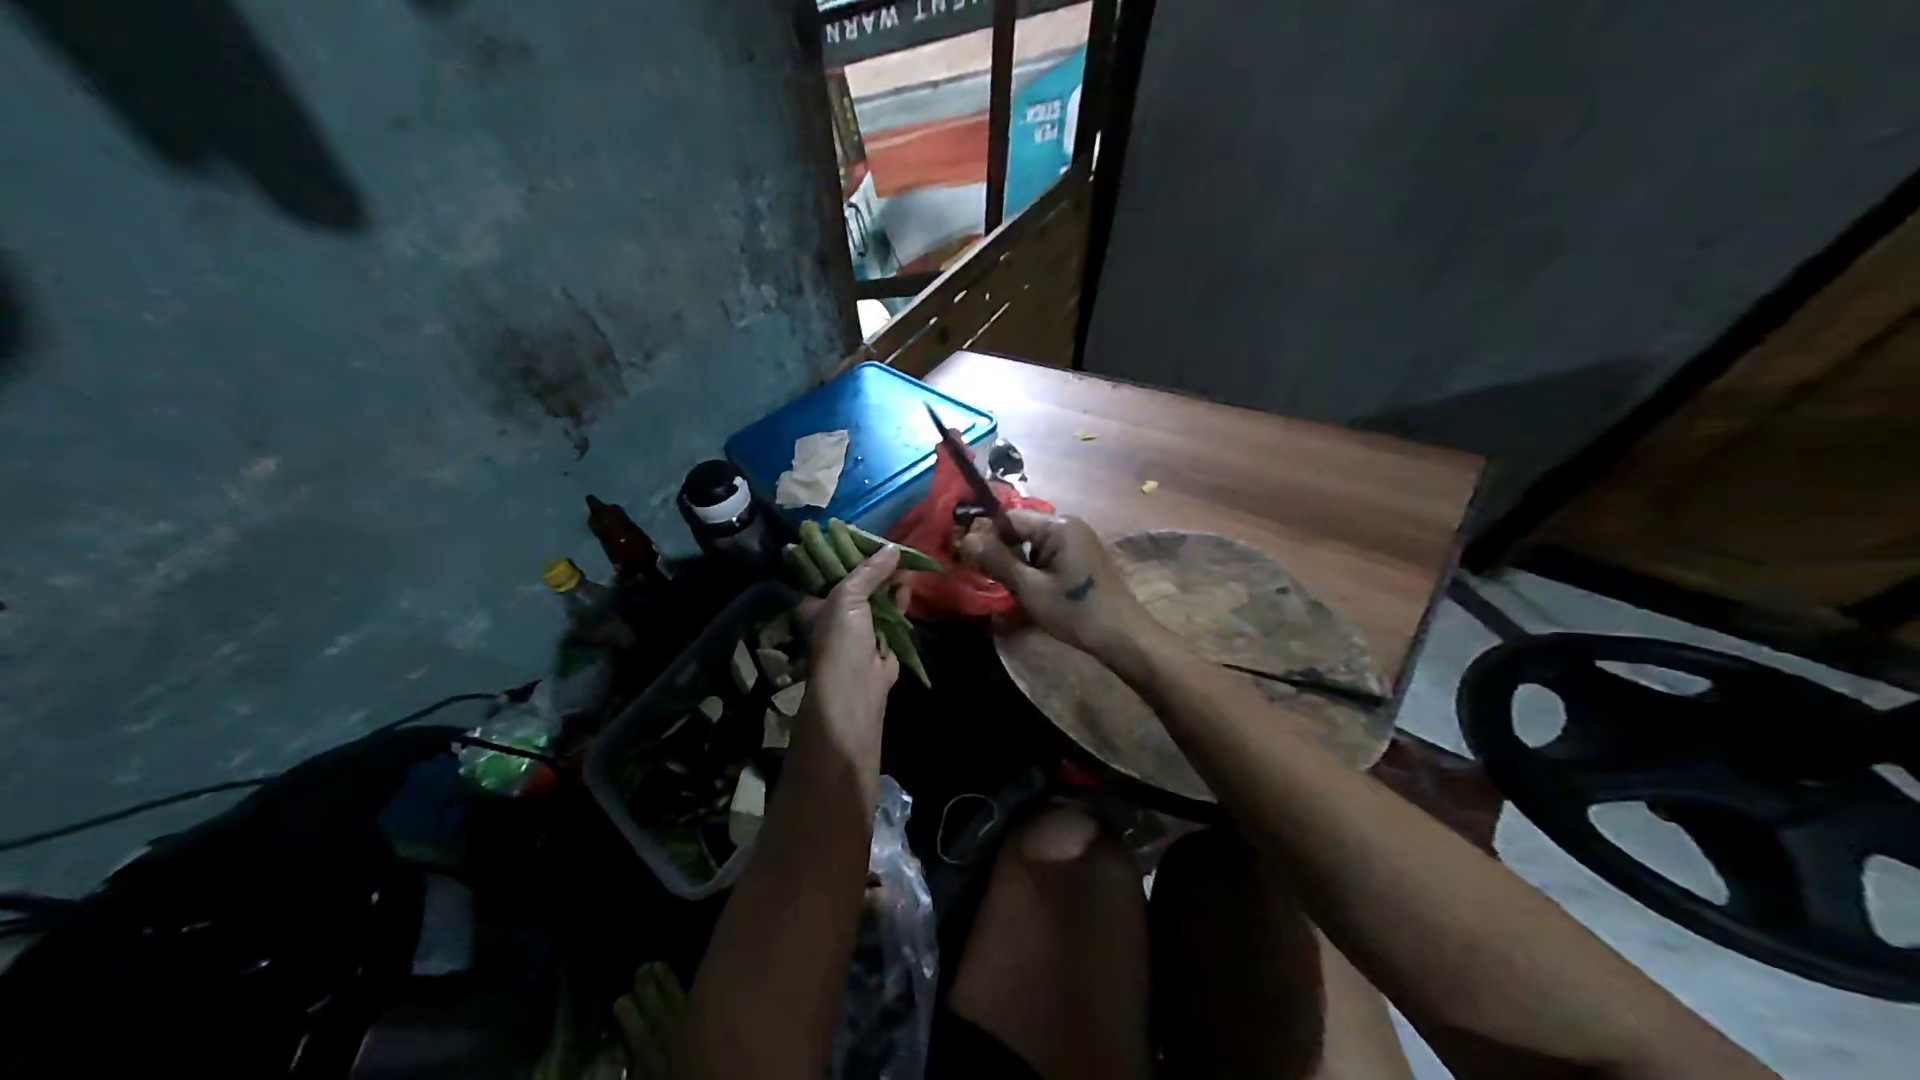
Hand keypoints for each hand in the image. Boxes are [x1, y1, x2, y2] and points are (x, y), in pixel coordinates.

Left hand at [799, 545, 903, 752]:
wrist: (855, 688)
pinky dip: (900, 600)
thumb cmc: (841, 639)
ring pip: (877, 596)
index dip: (847, 553)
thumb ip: (869, 571)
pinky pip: (892, 613)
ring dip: (891, 581)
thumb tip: (893, 548)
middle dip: (875, 566)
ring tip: (907, 560)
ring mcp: (860, 626)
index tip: (865, 535)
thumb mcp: (848, 596)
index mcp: (817, 602)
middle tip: (893, 546)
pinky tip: (908, 583)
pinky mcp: (881, 638)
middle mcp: (836, 612)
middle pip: (858, 582)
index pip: (830, 570)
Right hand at [959, 510, 1155, 658]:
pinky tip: (1030, 589)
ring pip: (1033, 543)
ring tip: (1007, 587)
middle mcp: (1069, 525)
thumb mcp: (1030, 588)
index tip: (970, 560)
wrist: (1122, 635)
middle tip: (985, 577)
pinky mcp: (1083, 556)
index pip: (1009, 518)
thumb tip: (966, 539)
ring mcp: (1079, 540)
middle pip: (1021, 528)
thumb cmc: (1075, 611)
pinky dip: (1034, 567)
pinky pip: (1049, 553)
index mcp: (1057, 526)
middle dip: (1002, 550)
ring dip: (1018, 561)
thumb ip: (997, 561)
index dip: (987, 536)